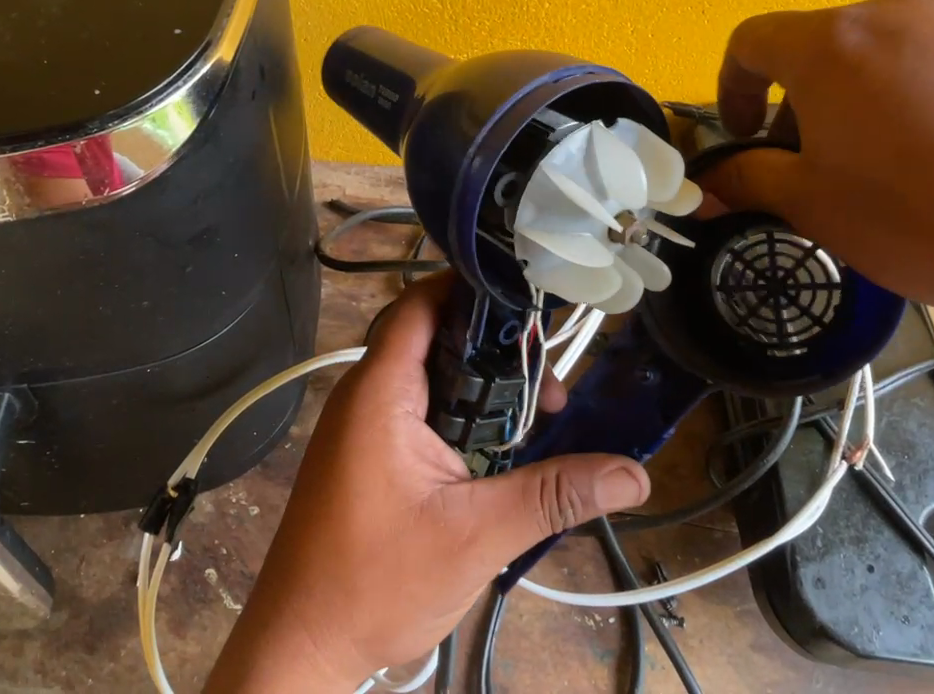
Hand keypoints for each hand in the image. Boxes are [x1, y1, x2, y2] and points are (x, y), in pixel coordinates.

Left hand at [204, 274, 650, 692]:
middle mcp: (365, 397)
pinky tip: (497, 450)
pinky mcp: (366, 457)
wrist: (303, 645)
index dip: (468, 288)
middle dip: (491, 349)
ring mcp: (361, 428)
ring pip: (428, 379)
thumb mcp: (476, 535)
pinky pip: (417, 413)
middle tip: (548, 379)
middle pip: (430, 338)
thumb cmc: (376, 584)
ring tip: (535, 415)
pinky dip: (459, 417)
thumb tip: (631, 474)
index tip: (526, 298)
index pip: (420, 305)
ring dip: (479, 389)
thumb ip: (553, 495)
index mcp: (380, 393)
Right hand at [703, 0, 933, 326]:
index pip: (753, 41)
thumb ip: (751, 182)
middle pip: (832, 47)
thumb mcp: (817, 210)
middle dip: (812, 102)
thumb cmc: (928, 219)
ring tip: (914, 168)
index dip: (734, 87)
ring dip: (882, 99)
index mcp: (836, 45)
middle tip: (829, 165)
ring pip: (904, 54)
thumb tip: (710, 182)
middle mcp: (906, 13)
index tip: (749, 135)